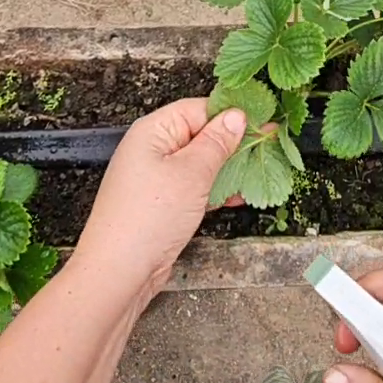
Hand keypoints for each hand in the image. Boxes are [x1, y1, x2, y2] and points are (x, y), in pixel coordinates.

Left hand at [71, 98, 245, 299]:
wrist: (118, 273)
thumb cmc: (146, 218)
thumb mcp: (192, 173)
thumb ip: (217, 143)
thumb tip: (236, 117)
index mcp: (153, 131)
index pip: (199, 109)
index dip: (230, 115)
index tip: (261, 122)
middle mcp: (152, 149)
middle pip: (200, 135)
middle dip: (232, 143)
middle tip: (265, 148)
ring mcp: (156, 177)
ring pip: (200, 163)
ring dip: (226, 169)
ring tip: (256, 173)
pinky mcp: (162, 203)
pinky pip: (194, 187)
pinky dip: (214, 190)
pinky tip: (237, 197)